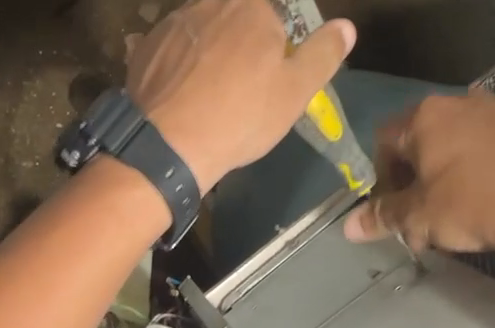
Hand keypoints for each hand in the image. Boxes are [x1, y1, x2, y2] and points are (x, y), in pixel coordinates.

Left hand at [126, 0, 355, 192]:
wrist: (170, 146)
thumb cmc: (241, 117)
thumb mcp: (294, 93)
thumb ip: (322, 54)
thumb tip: (346, 27)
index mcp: (252, 5)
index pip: (272, 17)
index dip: (273, 46)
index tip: (269, 75)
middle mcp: (211, 1)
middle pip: (234, 19)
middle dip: (239, 47)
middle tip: (238, 91)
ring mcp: (175, 22)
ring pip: (201, 33)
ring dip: (207, 56)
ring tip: (208, 98)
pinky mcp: (147, 48)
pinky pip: (172, 51)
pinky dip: (179, 69)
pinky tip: (182, 100)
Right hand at [343, 90, 494, 257]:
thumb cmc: (471, 204)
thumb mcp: (419, 217)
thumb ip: (383, 217)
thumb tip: (348, 226)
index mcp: (427, 116)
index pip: (385, 141)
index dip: (381, 179)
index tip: (392, 211)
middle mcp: (463, 104)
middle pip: (423, 143)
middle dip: (415, 183)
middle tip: (421, 222)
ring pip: (458, 150)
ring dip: (447, 183)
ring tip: (456, 222)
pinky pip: (491, 155)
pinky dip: (481, 180)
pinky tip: (490, 210)